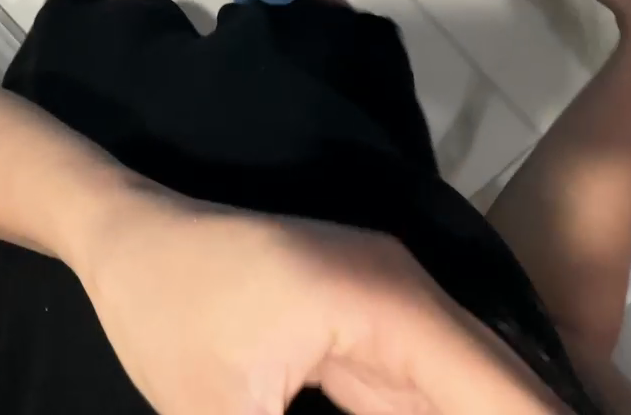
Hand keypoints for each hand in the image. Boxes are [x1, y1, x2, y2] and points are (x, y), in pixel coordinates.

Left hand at [72, 191, 561, 414]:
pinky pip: (417, 398)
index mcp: (386, 301)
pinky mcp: (357, 328)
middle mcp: (402, 296)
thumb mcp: (223, 412)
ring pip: (459, 401)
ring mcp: (381, 309)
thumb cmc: (165, 308)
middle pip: (496, 398)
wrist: (123, 234)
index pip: (507, 396)